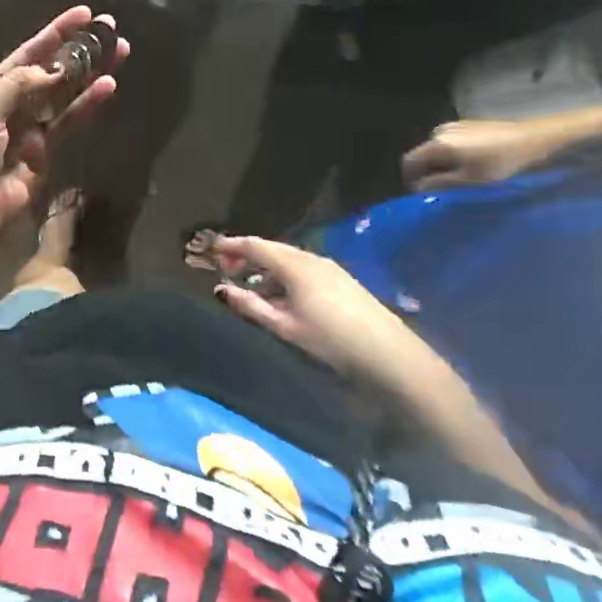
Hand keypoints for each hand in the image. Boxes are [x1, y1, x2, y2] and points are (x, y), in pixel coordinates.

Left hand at [0, 6, 126, 238]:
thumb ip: (16, 88)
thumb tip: (50, 66)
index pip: (23, 55)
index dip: (53, 34)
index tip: (83, 13)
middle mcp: (7, 106)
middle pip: (48, 72)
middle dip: (77, 50)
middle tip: (109, 28)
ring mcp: (27, 131)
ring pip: (63, 96)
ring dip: (89, 75)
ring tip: (119, 52)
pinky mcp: (42, 156)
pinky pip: (67, 125)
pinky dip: (86, 107)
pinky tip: (108, 87)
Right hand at [209, 237, 419, 385]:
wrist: (391, 356)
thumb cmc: (331, 339)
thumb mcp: (284, 326)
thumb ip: (250, 305)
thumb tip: (221, 290)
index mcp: (293, 264)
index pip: (254, 245)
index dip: (230, 246)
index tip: (210, 251)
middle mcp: (310, 258)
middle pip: (271, 249)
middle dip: (246, 256)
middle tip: (226, 270)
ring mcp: (329, 268)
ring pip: (288, 260)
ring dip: (266, 269)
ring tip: (251, 288)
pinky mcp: (341, 281)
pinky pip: (303, 269)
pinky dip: (283, 276)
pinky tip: (282, 297)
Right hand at [401, 119, 559, 191]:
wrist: (536, 137)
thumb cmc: (503, 161)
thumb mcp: (472, 178)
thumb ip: (441, 183)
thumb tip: (418, 188)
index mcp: (437, 144)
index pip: (409, 161)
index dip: (410, 177)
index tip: (420, 191)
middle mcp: (439, 132)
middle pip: (423, 154)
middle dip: (428, 170)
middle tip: (443, 186)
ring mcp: (453, 125)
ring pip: (437, 148)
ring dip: (441, 162)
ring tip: (459, 175)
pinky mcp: (466, 123)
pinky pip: (449, 141)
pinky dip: (452, 153)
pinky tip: (471, 161)